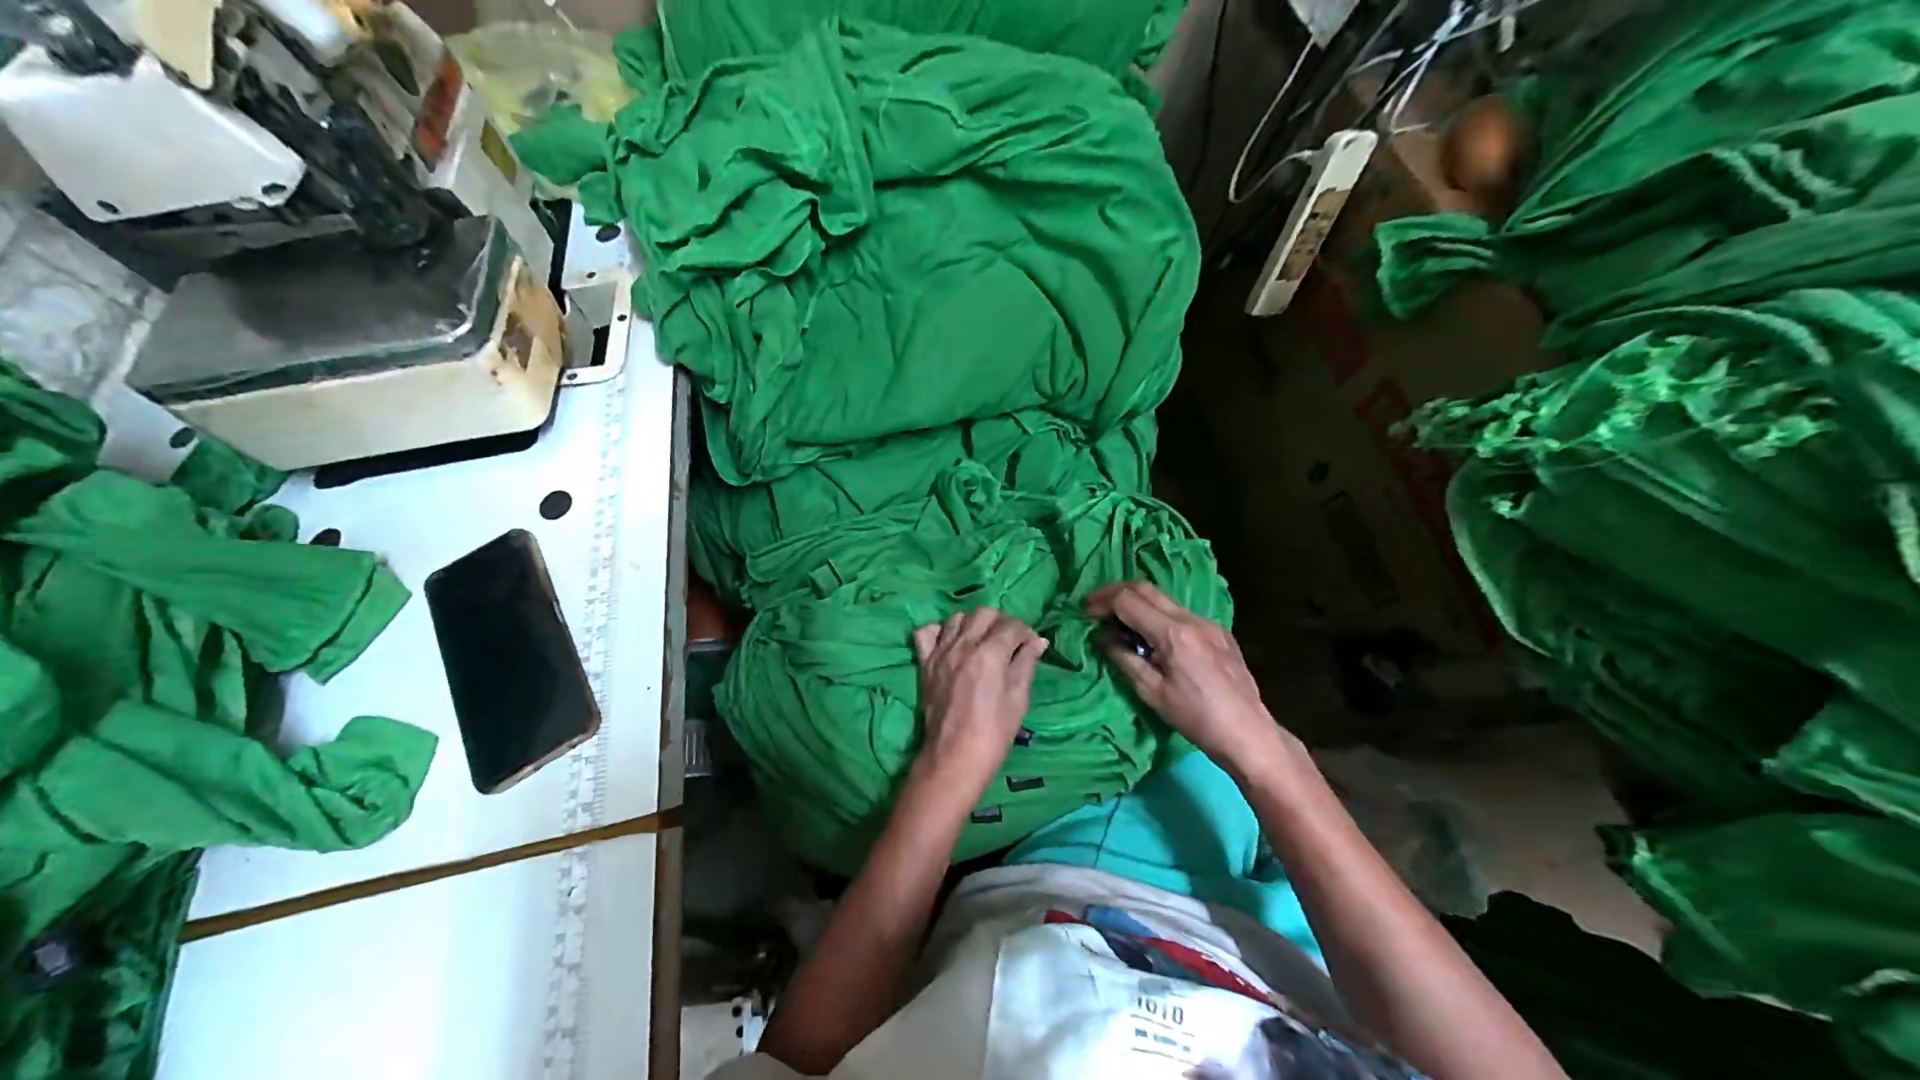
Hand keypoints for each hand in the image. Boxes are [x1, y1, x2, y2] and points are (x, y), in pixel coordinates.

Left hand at [911, 608, 1046, 789]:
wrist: (954, 757)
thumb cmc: (994, 733)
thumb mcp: (1018, 699)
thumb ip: (1026, 664)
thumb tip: (1036, 642)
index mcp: (989, 653)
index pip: (1011, 626)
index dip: (1026, 631)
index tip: (1031, 644)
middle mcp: (963, 645)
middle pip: (984, 613)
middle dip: (1001, 621)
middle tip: (1010, 640)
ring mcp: (940, 652)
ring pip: (956, 618)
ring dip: (973, 623)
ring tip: (983, 640)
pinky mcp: (925, 663)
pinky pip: (926, 632)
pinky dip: (940, 631)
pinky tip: (951, 642)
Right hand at [1086, 582, 1294, 771]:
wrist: (1248, 733)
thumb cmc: (1196, 718)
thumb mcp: (1152, 693)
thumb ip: (1124, 659)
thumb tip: (1103, 638)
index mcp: (1174, 633)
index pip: (1128, 601)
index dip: (1102, 602)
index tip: (1085, 612)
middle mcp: (1192, 619)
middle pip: (1146, 588)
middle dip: (1116, 593)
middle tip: (1095, 606)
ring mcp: (1209, 623)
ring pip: (1164, 599)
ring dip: (1138, 603)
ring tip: (1120, 623)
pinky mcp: (1219, 632)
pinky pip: (1181, 613)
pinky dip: (1159, 615)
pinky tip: (1153, 638)